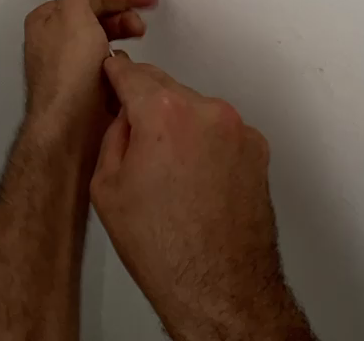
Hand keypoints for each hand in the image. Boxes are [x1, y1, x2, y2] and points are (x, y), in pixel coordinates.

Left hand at [22, 0, 156, 142]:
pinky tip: (127, 77)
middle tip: (142, 25)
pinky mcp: (85, 91)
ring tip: (137, 53)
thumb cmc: (68, 78)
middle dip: (123, 20)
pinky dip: (120, 70)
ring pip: (103, 47)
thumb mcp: (74, 18)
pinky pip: (107, 73)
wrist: (70, 132)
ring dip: (123, 46)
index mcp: (48, 21)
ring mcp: (70, 69)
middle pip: (96, 20)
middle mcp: (55, 43)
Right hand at [92, 56, 311, 340]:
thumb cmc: (161, 246)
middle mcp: (205, 109)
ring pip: (192, 106)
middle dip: (144, 99)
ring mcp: (237, 128)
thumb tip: (124, 112)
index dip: (114, 71)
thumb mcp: (106, 185)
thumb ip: (113, 133)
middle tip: (132, 130)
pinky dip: (203, 140)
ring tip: (167, 166)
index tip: (109, 71)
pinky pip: (218, 128)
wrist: (221, 292)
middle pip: (162, 84)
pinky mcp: (257, 149)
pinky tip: (194, 176)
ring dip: (176, 120)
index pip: (129, 71)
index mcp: (163, 112)